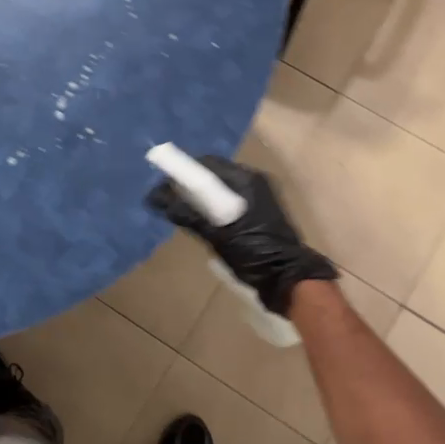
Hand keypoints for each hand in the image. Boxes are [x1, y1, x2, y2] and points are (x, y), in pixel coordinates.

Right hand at [145, 155, 337, 315]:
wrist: (287, 279)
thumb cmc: (254, 254)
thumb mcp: (217, 235)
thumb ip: (189, 215)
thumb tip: (157, 199)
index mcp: (247, 180)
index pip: (208, 164)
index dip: (184, 171)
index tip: (164, 185)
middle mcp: (255, 181)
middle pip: (215, 174)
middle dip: (191, 184)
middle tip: (170, 199)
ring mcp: (260, 195)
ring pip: (223, 187)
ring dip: (203, 195)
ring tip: (184, 210)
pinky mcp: (262, 210)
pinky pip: (232, 198)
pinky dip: (216, 204)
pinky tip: (205, 219)